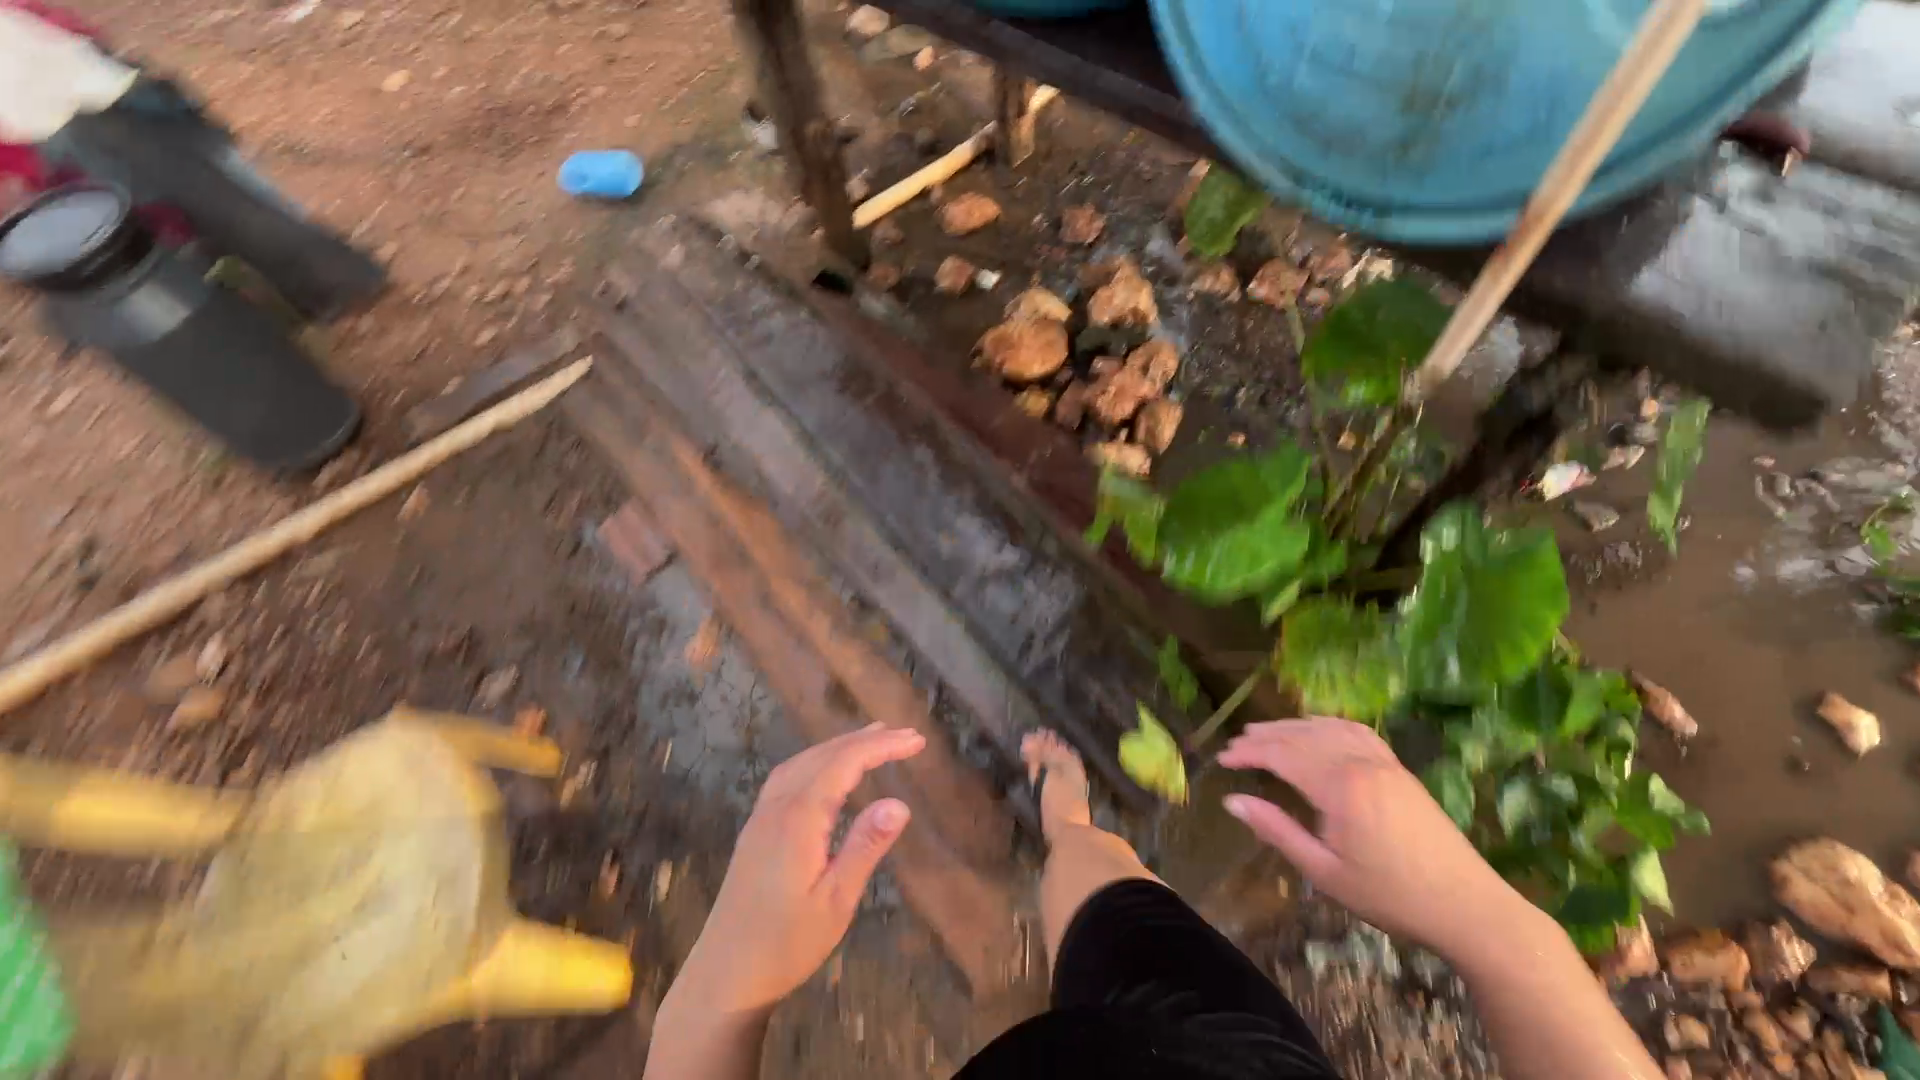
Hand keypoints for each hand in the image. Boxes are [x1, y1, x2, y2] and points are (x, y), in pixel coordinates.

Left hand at [676, 723, 924, 1014]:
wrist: (724, 975)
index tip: (917, 741)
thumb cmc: (786, 944)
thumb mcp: (836, 901)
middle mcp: (777, 807)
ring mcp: (761, 817)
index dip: (882, 746)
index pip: (845, 763)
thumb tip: (900, 802)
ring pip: (802, 762)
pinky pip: (788, 776)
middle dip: (865, 740)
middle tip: (905, 735)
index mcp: (799, 818)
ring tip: (871, 739)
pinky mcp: (755, 831)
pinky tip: (826, 772)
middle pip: (823, 755)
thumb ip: (865, 847)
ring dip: (838, 746)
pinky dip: (816, 761)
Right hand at [1217, 718, 1532, 961]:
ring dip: (1293, 726)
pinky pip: (1357, 732)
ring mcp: (1384, 762)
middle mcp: (1362, 763)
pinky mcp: (1400, 769)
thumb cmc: (1390, 896)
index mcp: (1340, 787)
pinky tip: (1316, 729)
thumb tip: (1232, 801)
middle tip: (1235, 744)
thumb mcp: (1324, 872)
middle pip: (1302, 736)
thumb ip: (1277, 831)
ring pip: (1328, 728)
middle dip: (1265, 737)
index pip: (1282, 755)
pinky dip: (1328, 724)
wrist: (1468, 907)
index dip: (1249, 754)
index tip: (1222, 760)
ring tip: (1264, 730)